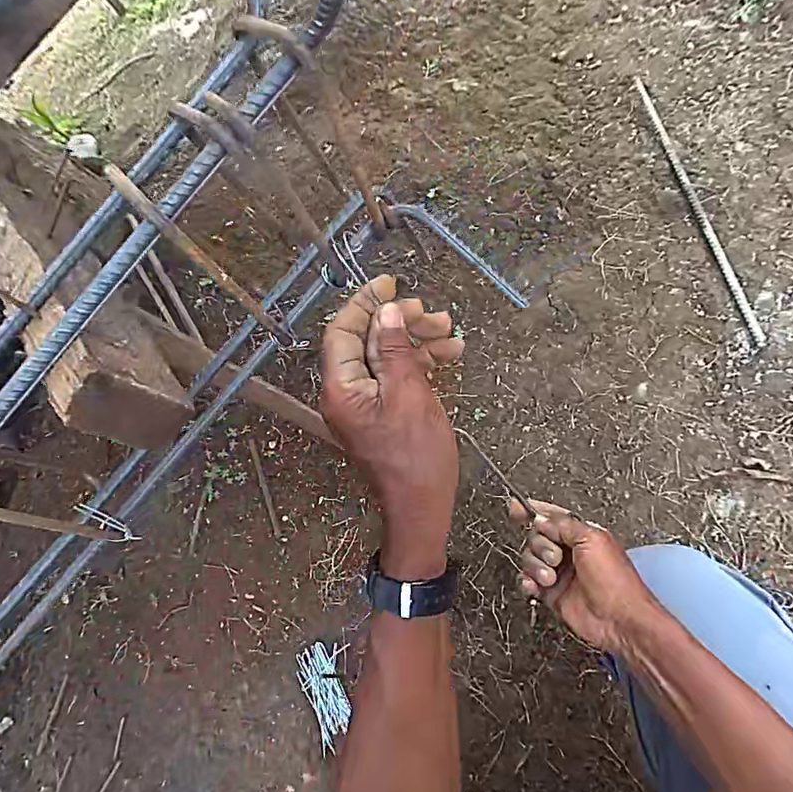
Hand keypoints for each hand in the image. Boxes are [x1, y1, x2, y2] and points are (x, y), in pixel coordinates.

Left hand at [320, 275, 463, 577]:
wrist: (422, 508)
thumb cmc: (416, 458)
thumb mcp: (410, 395)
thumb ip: (395, 350)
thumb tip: (388, 311)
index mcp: (341, 388)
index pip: (342, 331)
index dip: (365, 303)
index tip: (390, 283)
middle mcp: (346, 393)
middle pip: (368, 341)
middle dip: (401, 322)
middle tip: (434, 314)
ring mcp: (366, 403)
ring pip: (387, 357)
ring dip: (418, 341)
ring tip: (451, 333)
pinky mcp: (384, 412)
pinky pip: (398, 377)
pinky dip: (421, 364)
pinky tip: (449, 355)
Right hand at [506, 499, 661, 652]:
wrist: (618, 619)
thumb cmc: (616, 581)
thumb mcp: (592, 540)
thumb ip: (563, 525)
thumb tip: (541, 518)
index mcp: (582, 535)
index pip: (552, 517)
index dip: (534, 511)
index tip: (516, 508)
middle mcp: (569, 552)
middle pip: (536, 537)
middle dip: (540, 546)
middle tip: (556, 558)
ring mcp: (560, 573)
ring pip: (529, 559)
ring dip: (536, 567)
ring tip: (551, 577)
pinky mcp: (551, 593)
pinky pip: (528, 582)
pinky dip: (528, 582)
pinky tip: (536, 585)